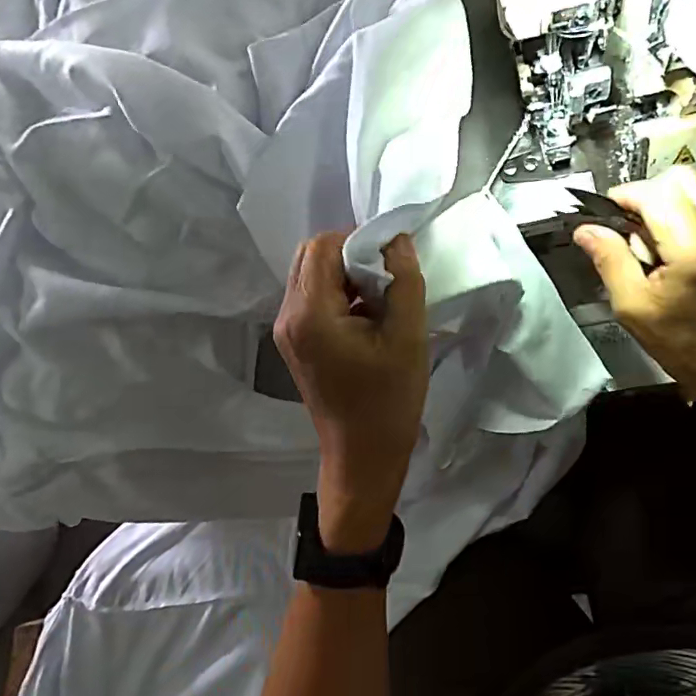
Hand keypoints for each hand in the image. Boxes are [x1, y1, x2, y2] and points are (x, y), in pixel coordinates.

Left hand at [273, 230, 429, 552]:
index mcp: (310, 314)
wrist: (364, 455)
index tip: (392, 264)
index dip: (359, 243)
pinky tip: (369, 319)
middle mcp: (287, 316)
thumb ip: (404, 281)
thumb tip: (396, 239)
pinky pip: (314, 299)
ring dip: (347, 276)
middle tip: (387, 281)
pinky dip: (341, 296)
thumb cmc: (389, 400)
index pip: (323, 246)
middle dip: (351, 256)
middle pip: (311, 256)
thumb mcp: (408, 336)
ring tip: (381, 301)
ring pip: (312, 275)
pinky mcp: (295, 343)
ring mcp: (287, 331)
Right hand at [572, 166, 695, 407]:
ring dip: (672, 208)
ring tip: (663, 248)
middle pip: (680, 179)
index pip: (655, 192)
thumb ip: (610, 260)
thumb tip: (587, 230)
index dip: (626, 198)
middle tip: (636, 232)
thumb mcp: (634, 308)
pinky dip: (694, 220)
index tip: (611, 215)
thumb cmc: (686, 346)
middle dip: (650, 197)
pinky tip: (685, 254)